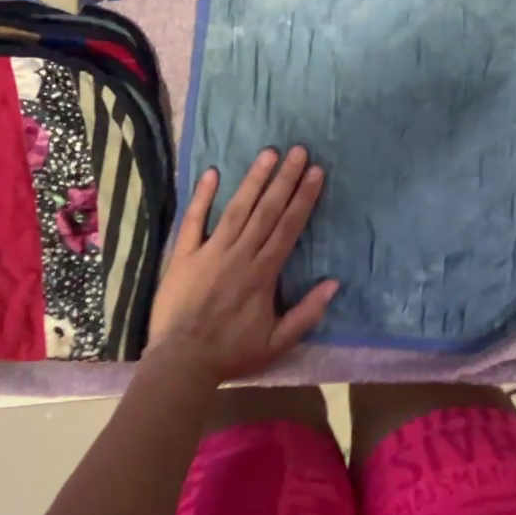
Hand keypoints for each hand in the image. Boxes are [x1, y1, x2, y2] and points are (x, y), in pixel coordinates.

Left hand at [146, 147, 338, 382]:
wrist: (181, 364)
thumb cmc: (232, 354)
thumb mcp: (277, 343)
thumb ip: (307, 313)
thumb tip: (334, 283)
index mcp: (263, 273)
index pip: (289, 227)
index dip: (304, 198)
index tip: (316, 172)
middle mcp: (240, 255)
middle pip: (267, 210)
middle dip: (285, 179)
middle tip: (299, 150)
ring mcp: (210, 252)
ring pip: (236, 209)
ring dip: (253, 179)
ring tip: (268, 153)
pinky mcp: (184, 256)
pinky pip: (193, 222)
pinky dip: (202, 197)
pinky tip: (212, 173)